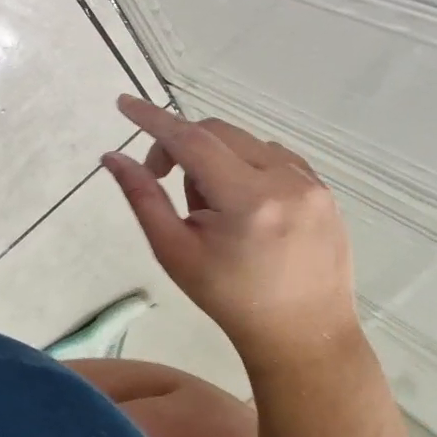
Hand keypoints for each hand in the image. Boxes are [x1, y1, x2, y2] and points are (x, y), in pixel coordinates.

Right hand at [104, 95, 360, 363]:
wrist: (305, 334)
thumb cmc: (228, 296)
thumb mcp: (173, 250)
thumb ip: (142, 197)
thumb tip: (112, 157)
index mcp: (248, 201)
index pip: (191, 140)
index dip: (153, 118)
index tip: (123, 102)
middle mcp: (287, 182)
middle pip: (216, 133)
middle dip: (179, 147)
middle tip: (162, 180)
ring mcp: (313, 185)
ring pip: (242, 143)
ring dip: (212, 159)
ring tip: (209, 206)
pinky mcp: (324, 192)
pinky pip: (272, 155)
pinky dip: (243, 164)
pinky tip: (238, 202)